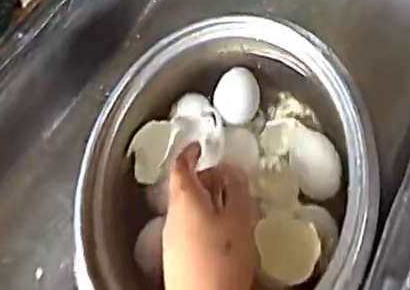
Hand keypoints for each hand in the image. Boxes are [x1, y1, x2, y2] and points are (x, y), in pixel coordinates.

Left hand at [162, 144, 255, 289]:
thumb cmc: (220, 260)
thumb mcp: (239, 217)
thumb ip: (236, 188)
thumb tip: (231, 170)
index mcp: (183, 198)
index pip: (181, 164)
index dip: (190, 152)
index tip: (200, 146)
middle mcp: (171, 217)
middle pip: (185, 187)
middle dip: (206, 180)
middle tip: (228, 182)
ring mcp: (170, 242)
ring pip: (187, 210)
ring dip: (206, 204)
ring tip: (230, 211)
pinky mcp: (174, 263)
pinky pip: (187, 231)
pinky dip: (203, 224)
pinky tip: (221, 238)